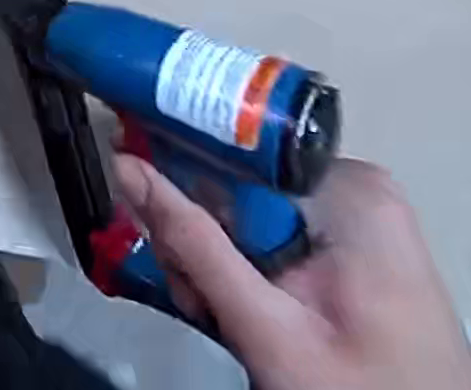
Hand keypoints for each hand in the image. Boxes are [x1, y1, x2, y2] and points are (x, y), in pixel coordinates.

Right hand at [113, 154, 470, 389]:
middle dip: (193, 229)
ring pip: (238, 206)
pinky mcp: (342, 245)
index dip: (176, 162)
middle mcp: (347, 187)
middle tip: (183, 285)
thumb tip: (122, 161)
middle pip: (230, 177)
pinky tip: (226, 307)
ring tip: (204, 307)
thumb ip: (193, 242)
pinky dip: (234, 266)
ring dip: (207, 254)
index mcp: (347, 189)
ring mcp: (348, 217)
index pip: (232, 140)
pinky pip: (262, 230)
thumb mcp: (269, 330)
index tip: (142, 200)